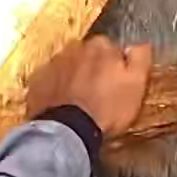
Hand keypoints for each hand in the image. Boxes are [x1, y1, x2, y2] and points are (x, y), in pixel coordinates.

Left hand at [25, 36, 153, 137]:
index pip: (111, 48)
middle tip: (98, 93)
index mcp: (100, 46)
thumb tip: (141, 44)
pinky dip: (56, 88)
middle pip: (88, 55)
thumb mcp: (136, 84)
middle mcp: (73, 48)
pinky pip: (50, 80)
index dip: (116, 66)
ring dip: (74, 77)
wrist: (68, 132)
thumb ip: (140, 58)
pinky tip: (62, 104)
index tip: (117, 83)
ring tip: (79, 101)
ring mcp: (52, 64)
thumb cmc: (107, 109)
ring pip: (68, 66)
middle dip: (93, 68)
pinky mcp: (36, 81)